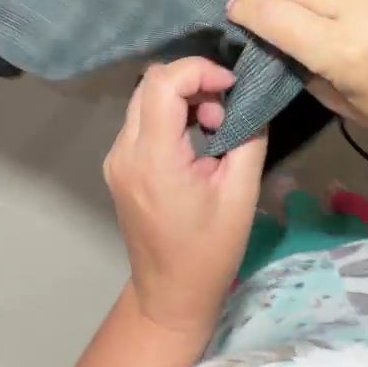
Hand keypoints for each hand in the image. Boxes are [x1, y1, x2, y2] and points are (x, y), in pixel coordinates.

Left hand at [103, 58, 267, 336]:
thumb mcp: (241, 194)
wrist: (170, 297)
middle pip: (151, 82)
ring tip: (212, 127)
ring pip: (145, 96)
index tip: (231, 85)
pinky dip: (170, 113)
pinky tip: (194, 139)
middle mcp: (125, 151)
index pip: (164, 82)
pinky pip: (142, 118)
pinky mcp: (118, 164)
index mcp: (153, 158)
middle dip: (193, 81)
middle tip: (223, 110)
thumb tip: (251, 99)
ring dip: (182, 97)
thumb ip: (249, 137)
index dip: (199, 70)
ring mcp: (116, 157)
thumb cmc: (210, 251)